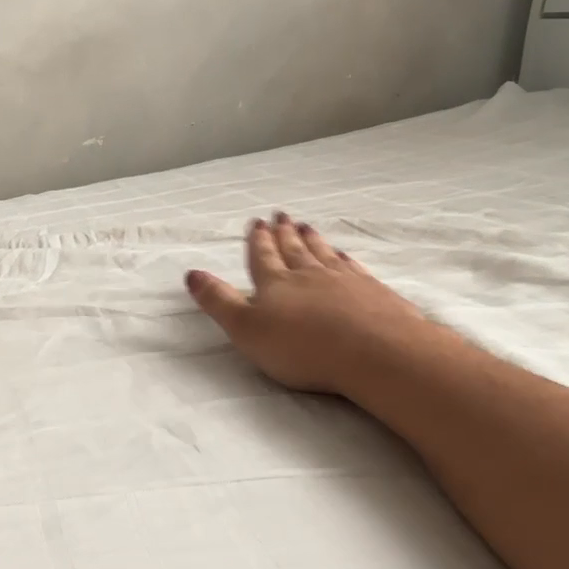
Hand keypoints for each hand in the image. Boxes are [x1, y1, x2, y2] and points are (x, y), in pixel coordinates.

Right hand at [185, 213, 441, 394]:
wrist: (377, 352)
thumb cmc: (301, 347)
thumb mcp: (245, 329)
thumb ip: (218, 301)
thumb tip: (191, 273)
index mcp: (275, 283)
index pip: (262, 256)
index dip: (257, 241)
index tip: (256, 222)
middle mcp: (309, 274)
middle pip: (293, 249)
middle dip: (283, 234)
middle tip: (280, 216)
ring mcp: (345, 281)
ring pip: (323, 254)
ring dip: (312, 240)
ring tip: (306, 226)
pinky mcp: (374, 293)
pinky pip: (353, 267)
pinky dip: (344, 258)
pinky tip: (344, 255)